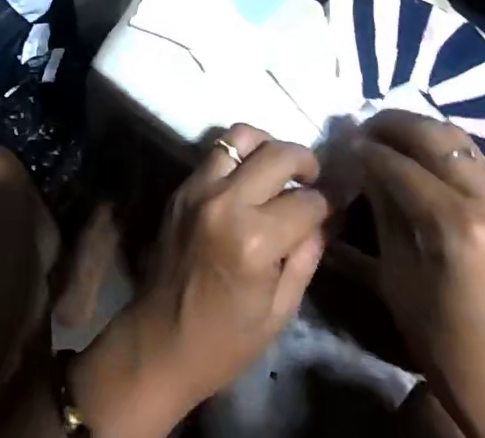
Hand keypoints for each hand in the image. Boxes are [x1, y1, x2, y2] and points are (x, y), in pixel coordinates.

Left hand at [69, 124, 328, 437]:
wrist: (156, 347)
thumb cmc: (224, 340)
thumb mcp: (281, 309)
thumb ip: (307, 255)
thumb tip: (322, 217)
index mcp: (255, 241)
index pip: (309, 201)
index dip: (325, 207)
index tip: (328, 213)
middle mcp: (227, 204)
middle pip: (281, 154)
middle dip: (307, 164)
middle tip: (311, 180)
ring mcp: (200, 191)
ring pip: (245, 136)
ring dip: (270, 147)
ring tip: (278, 169)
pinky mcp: (182, 189)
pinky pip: (218, 151)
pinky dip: (240, 156)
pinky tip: (249, 179)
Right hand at [359, 111, 484, 437]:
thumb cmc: (449, 351)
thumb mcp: (401, 286)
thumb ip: (386, 220)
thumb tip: (365, 174)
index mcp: (456, 227)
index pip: (402, 167)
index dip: (368, 150)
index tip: (344, 140)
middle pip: (438, 138)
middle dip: (397, 124)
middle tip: (365, 125)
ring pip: (462, 142)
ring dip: (423, 130)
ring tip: (390, 133)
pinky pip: (476, 163)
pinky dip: (445, 150)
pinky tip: (422, 156)